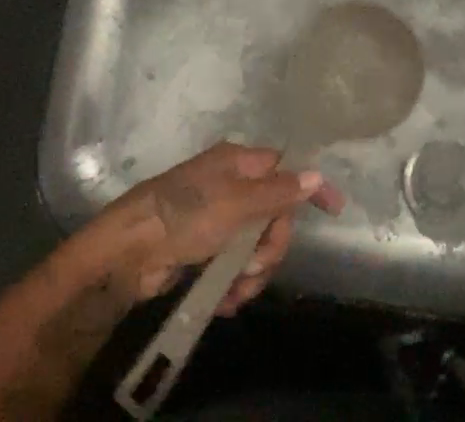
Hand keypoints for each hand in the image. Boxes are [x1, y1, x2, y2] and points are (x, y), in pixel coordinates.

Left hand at [99, 143, 344, 315]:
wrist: (128, 253)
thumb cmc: (183, 217)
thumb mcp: (235, 203)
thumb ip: (278, 192)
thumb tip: (315, 174)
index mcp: (237, 164)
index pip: (286, 168)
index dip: (310, 187)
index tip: (336, 210)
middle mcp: (230, 187)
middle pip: (275, 216)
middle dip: (271, 246)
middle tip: (255, 264)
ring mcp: (217, 220)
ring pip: (256, 247)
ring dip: (252, 274)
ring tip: (234, 292)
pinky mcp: (204, 251)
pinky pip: (234, 267)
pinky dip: (233, 285)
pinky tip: (223, 300)